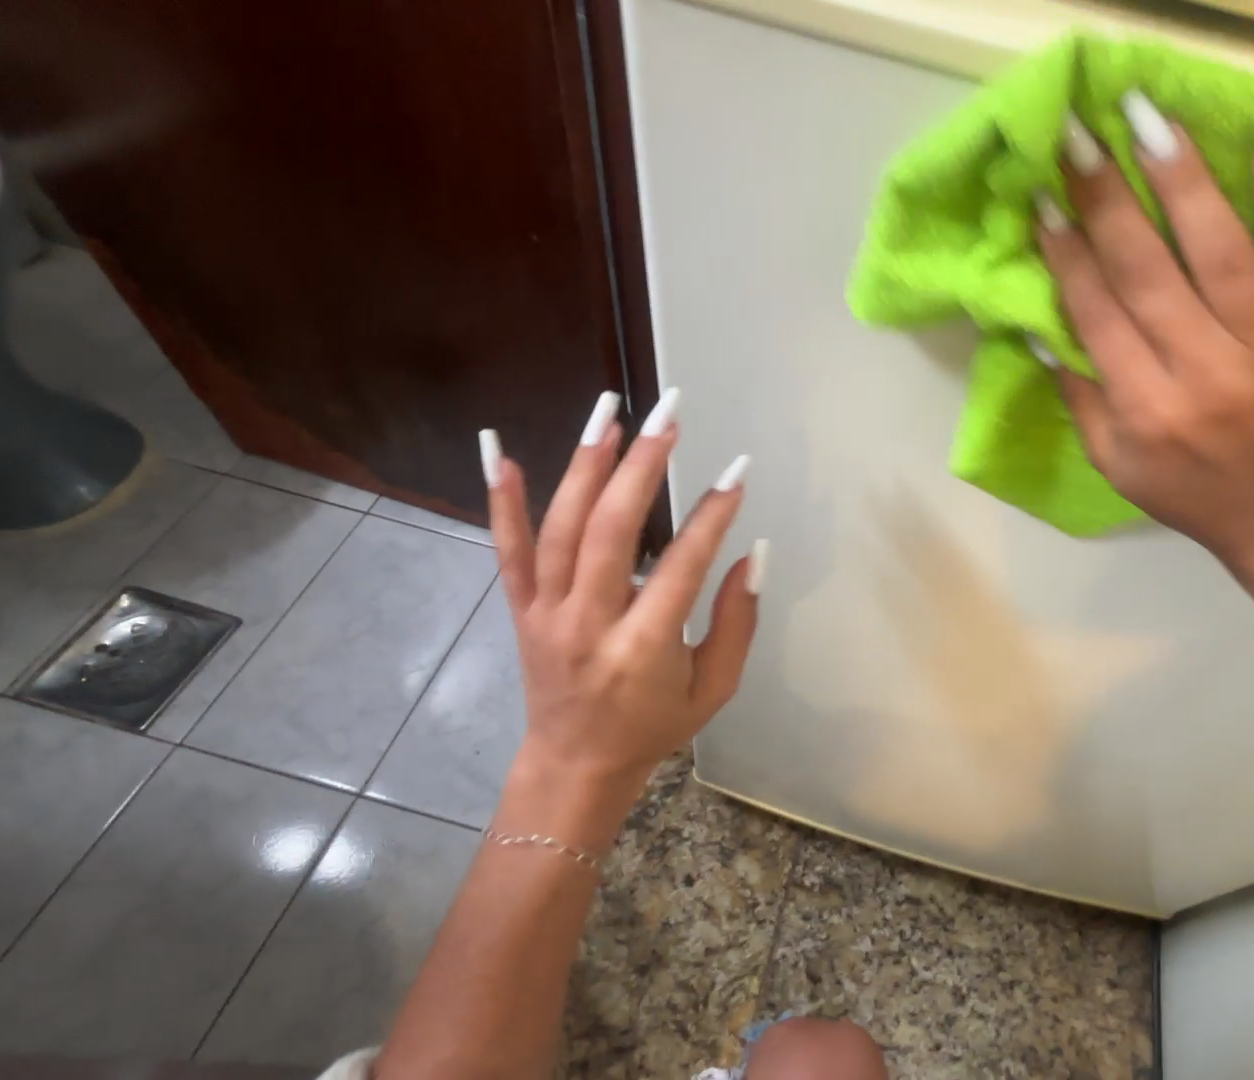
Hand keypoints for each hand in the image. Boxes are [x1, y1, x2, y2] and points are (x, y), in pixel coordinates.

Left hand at [480, 390, 763, 836]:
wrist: (574, 765)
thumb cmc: (652, 727)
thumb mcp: (713, 689)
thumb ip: (737, 623)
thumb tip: (754, 555)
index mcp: (642, 648)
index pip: (681, 566)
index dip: (712, 516)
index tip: (737, 473)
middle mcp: (588, 623)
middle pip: (611, 531)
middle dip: (642, 467)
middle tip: (669, 415)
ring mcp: (546, 613)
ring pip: (561, 528)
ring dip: (585, 465)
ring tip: (610, 413)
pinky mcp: (520, 609)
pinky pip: (508, 552)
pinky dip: (502, 502)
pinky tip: (499, 454)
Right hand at [1035, 99, 1253, 565]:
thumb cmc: (1190, 495)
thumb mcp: (1116, 464)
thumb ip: (1079, 398)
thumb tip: (1041, 330)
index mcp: (1147, 407)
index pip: (1098, 313)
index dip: (1065, 253)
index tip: (1040, 199)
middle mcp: (1203, 368)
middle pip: (1147, 270)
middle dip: (1105, 199)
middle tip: (1077, 137)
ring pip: (1219, 248)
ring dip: (1182, 179)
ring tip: (1148, 120)